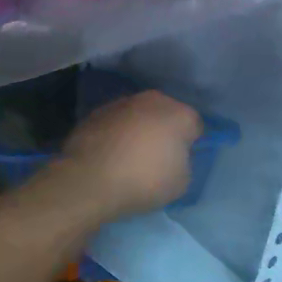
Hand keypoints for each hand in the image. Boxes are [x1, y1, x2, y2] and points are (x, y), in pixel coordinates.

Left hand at [47, 91, 202, 218]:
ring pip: (134, 116)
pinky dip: (111, 134)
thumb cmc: (143, 180)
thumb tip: (169, 155)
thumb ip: (181, 160)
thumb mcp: (181, 180)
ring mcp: (116, 105)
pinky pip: (110, 124)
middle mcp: (148, 101)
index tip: (178, 159)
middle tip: (153, 155)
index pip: (193, 126)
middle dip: (160, 130)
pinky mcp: (91, 115)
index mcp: (179, 113)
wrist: (88, 179)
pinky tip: (106, 153)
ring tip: (126, 155)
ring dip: (133, 129)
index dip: (188, 143)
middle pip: (162, 114)